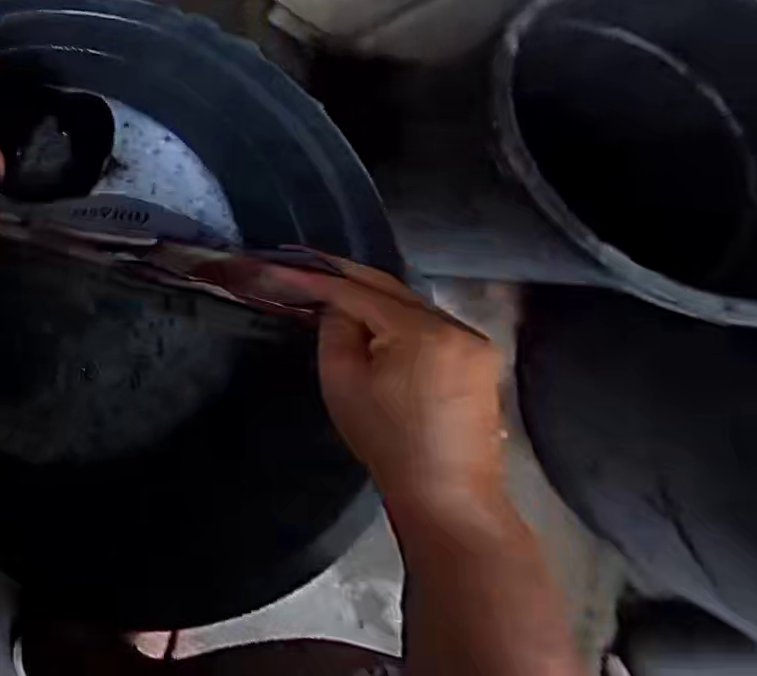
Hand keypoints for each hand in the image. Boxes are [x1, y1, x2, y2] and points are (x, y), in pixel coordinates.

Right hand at [255, 256, 505, 522]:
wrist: (448, 496)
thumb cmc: (387, 439)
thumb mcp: (342, 379)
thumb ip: (335, 329)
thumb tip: (336, 306)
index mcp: (423, 332)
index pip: (356, 293)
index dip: (314, 279)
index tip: (279, 267)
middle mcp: (456, 326)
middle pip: (387, 288)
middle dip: (342, 274)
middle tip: (301, 260)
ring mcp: (473, 342)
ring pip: (406, 303)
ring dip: (367, 293)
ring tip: (326, 283)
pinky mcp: (476, 358)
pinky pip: (423, 321)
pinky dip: (390, 314)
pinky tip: (366, 313)